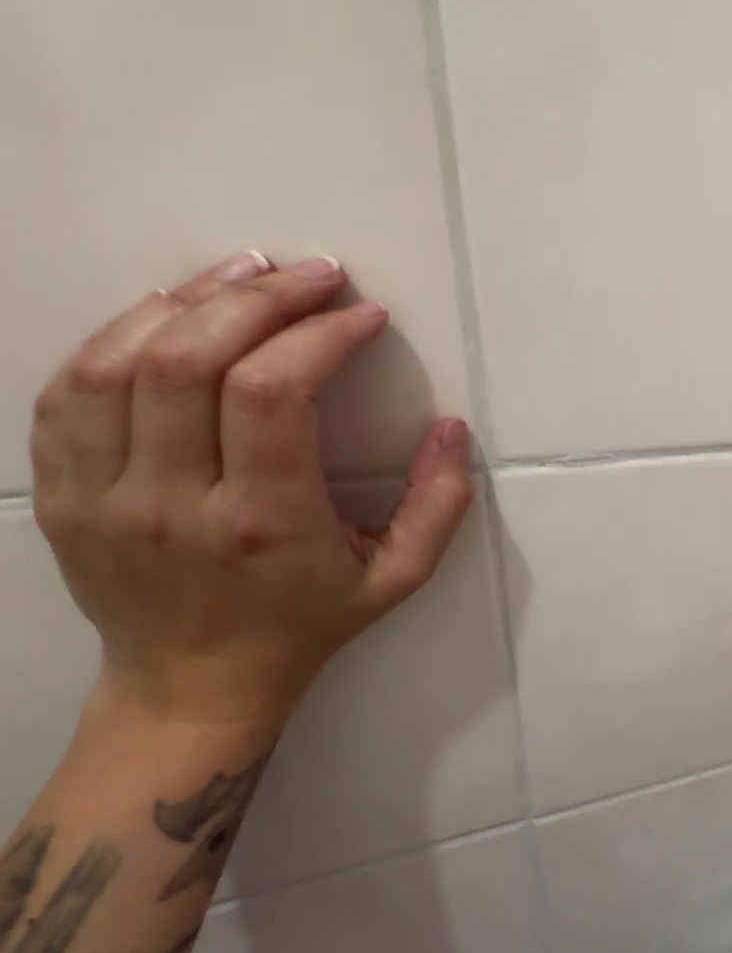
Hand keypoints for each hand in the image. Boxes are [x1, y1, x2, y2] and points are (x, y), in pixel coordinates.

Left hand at [30, 252, 474, 726]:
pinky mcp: (59, 490)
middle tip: (314, 274)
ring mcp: (99, 494)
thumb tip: (451, 427)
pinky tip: (171, 310)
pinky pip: (67, 391)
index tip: (365, 314)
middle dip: (260, 300)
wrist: (196, 679)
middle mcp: (170, 500)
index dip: (319, 335)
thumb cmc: (311, 621)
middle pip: (191, 361)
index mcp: (263, 520)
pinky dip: (117, 334)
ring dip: (186, 301)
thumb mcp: (401, 575)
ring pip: (117, 363)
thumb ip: (440, 503)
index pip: (273, 393)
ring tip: (246, 272)